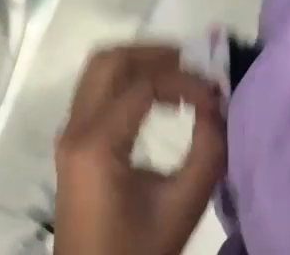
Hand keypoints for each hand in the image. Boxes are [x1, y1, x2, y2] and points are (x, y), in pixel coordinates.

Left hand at [54, 43, 226, 254]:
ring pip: (100, 71)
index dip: (184, 81)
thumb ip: (207, 149)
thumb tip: (219, 104)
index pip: (143, 84)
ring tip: (181, 77)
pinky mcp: (75, 144)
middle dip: (156, 55)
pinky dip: (130, 81)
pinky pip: (98, 91)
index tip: (216, 97)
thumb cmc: (138, 251)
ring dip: (141, 64)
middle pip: (110, 61)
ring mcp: (70, 135)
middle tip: (194, 65)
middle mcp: (75, 130)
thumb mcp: (183, 205)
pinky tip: (161, 97)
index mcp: (95, 144)